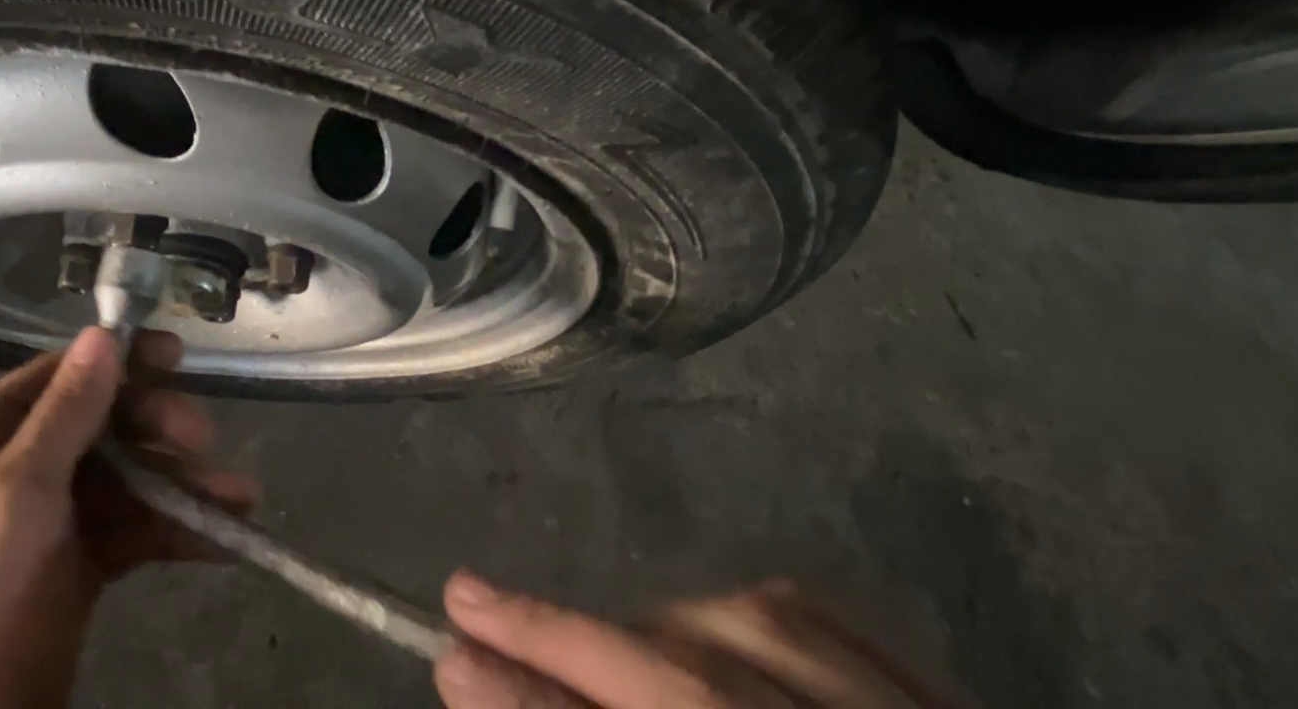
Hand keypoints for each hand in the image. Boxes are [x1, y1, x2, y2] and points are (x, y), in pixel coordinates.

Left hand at [0, 329, 258, 708]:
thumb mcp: (12, 499)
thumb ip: (63, 416)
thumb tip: (100, 333)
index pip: (53, 380)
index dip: (116, 362)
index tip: (178, 355)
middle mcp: (6, 475)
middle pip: (96, 429)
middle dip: (154, 430)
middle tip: (202, 438)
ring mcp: (41, 526)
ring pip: (121, 484)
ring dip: (179, 487)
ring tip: (240, 499)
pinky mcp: (71, 573)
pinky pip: (128, 535)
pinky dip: (172, 534)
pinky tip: (221, 540)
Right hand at [436, 572, 957, 707]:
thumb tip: (485, 693)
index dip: (531, 686)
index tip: (450, 646)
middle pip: (686, 678)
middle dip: (564, 635)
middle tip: (473, 604)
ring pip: (764, 632)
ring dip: (654, 621)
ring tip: (586, 631)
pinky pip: (847, 630)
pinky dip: (760, 615)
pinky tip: (712, 621)